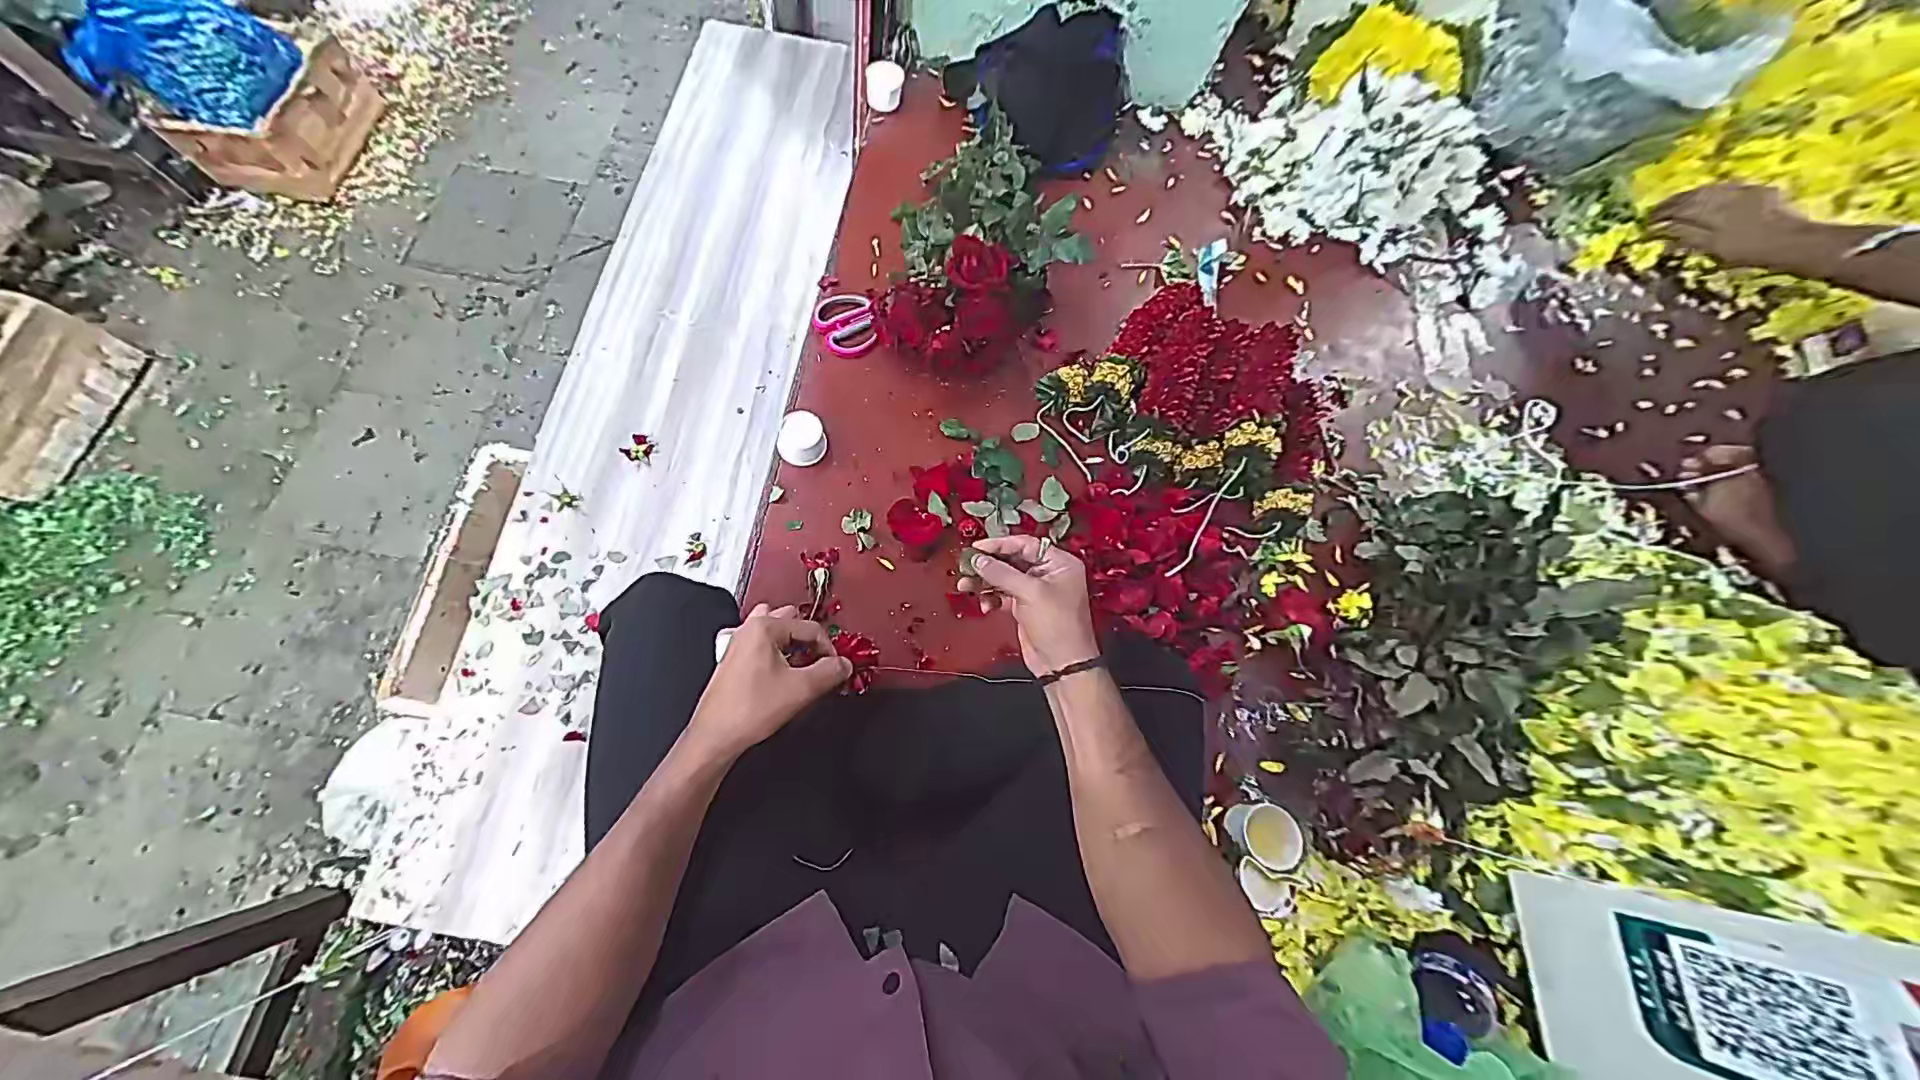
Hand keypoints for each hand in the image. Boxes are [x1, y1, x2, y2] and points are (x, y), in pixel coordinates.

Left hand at [685, 603, 850, 759]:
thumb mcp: (802, 689)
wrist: (716, 736)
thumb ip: (829, 672)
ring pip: (775, 632)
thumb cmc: (749, 710)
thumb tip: (843, 664)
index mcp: (764, 627)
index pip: (811, 628)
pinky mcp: (733, 660)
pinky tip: (781, 676)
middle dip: (809, 642)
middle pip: (792, 622)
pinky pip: (762, 646)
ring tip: (800, 667)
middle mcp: (749, 629)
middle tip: (818, 664)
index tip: (835, 668)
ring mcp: (738, 643)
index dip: (829, 649)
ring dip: (791, 645)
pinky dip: (776, 654)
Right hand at [957, 536, 1100, 675]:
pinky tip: (983, 603)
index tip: (978, 548)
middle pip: (1012, 559)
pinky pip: (1002, 594)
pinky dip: (990, 597)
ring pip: (1004, 577)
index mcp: (1060, 563)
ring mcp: (1036, 590)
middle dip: (988, 564)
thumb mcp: (1031, 593)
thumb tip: (980, 559)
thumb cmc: (1061, 628)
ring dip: (984, 581)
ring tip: (966, 584)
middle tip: (968, 565)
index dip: (1000, 545)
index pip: (1026, 544)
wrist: (1062, 664)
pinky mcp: (1024, 606)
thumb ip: (1002, 573)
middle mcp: (1048, 574)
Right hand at [1650, 183, 1822, 273]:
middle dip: (1672, 203)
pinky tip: (1709, 197)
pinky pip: (1731, 187)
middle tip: (1656, 212)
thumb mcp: (1711, 248)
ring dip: (1690, 195)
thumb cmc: (1749, 252)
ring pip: (1711, 189)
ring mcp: (1747, 193)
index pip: (1678, 209)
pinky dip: (1714, 191)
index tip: (1645, 223)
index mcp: (1712, 212)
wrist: (1797, 242)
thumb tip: (1658, 230)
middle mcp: (1727, 198)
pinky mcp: (1762, 192)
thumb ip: (1685, 235)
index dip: (1660, 215)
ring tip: (1677, 203)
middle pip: (1693, 196)